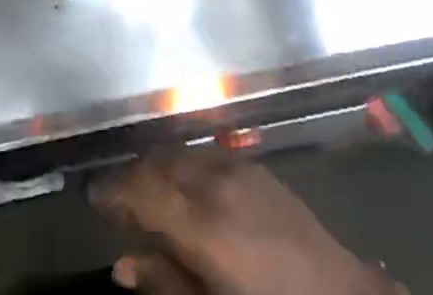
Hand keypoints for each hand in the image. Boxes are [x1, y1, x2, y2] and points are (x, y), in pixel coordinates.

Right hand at [93, 148, 404, 294]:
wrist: (339, 293)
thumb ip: (165, 281)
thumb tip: (121, 264)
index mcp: (202, 222)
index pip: (142, 190)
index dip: (113, 191)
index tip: (93, 197)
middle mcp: (217, 182)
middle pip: (159, 163)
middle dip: (133, 176)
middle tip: (115, 198)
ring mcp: (239, 168)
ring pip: (182, 152)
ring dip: (158, 165)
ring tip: (145, 190)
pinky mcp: (257, 166)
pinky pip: (207, 152)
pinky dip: (185, 161)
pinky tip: (184, 182)